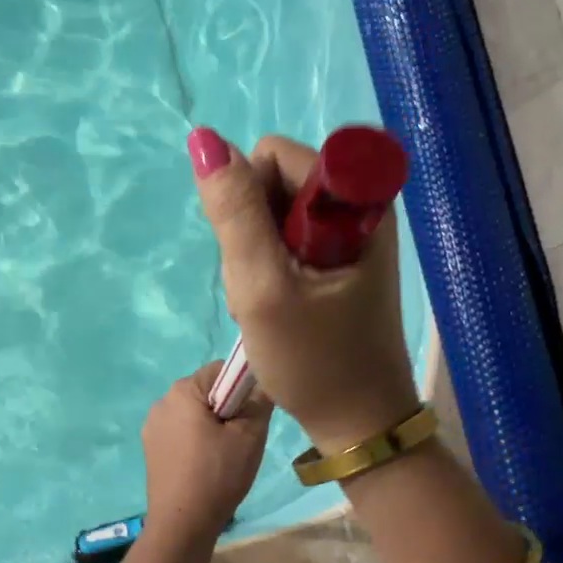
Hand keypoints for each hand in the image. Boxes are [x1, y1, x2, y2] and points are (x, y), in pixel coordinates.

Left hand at [141, 363, 270, 538]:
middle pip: (206, 392)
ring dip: (210, 426)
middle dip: (226, 409)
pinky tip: (204, 468)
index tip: (249, 416)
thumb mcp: (250, 436)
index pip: (221, 371)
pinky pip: (180, 432)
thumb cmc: (218, 475)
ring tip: (222, 458)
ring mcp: (152, 426)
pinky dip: (195, 442)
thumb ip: (260, 401)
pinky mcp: (151, 448)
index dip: (241, 389)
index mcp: (183, 391)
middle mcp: (162, 401)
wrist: (182, 523)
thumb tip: (262, 382)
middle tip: (239, 440)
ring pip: (193, 414)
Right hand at [188, 129, 417, 452]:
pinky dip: (266, 268)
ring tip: (267, 301)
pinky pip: (284, 239)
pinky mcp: (339, 258)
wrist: (356, 423)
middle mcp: (358, 205)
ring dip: (254, 254)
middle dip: (251, 229)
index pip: (276, 155)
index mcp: (356, 202)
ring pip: (272, 212)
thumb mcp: (262, 286)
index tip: (257, 252)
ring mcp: (350, 233)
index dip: (249, 197)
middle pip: (273, 181)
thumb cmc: (313, 359)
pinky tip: (273, 304)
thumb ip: (234, 212)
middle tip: (260, 285)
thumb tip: (204, 140)